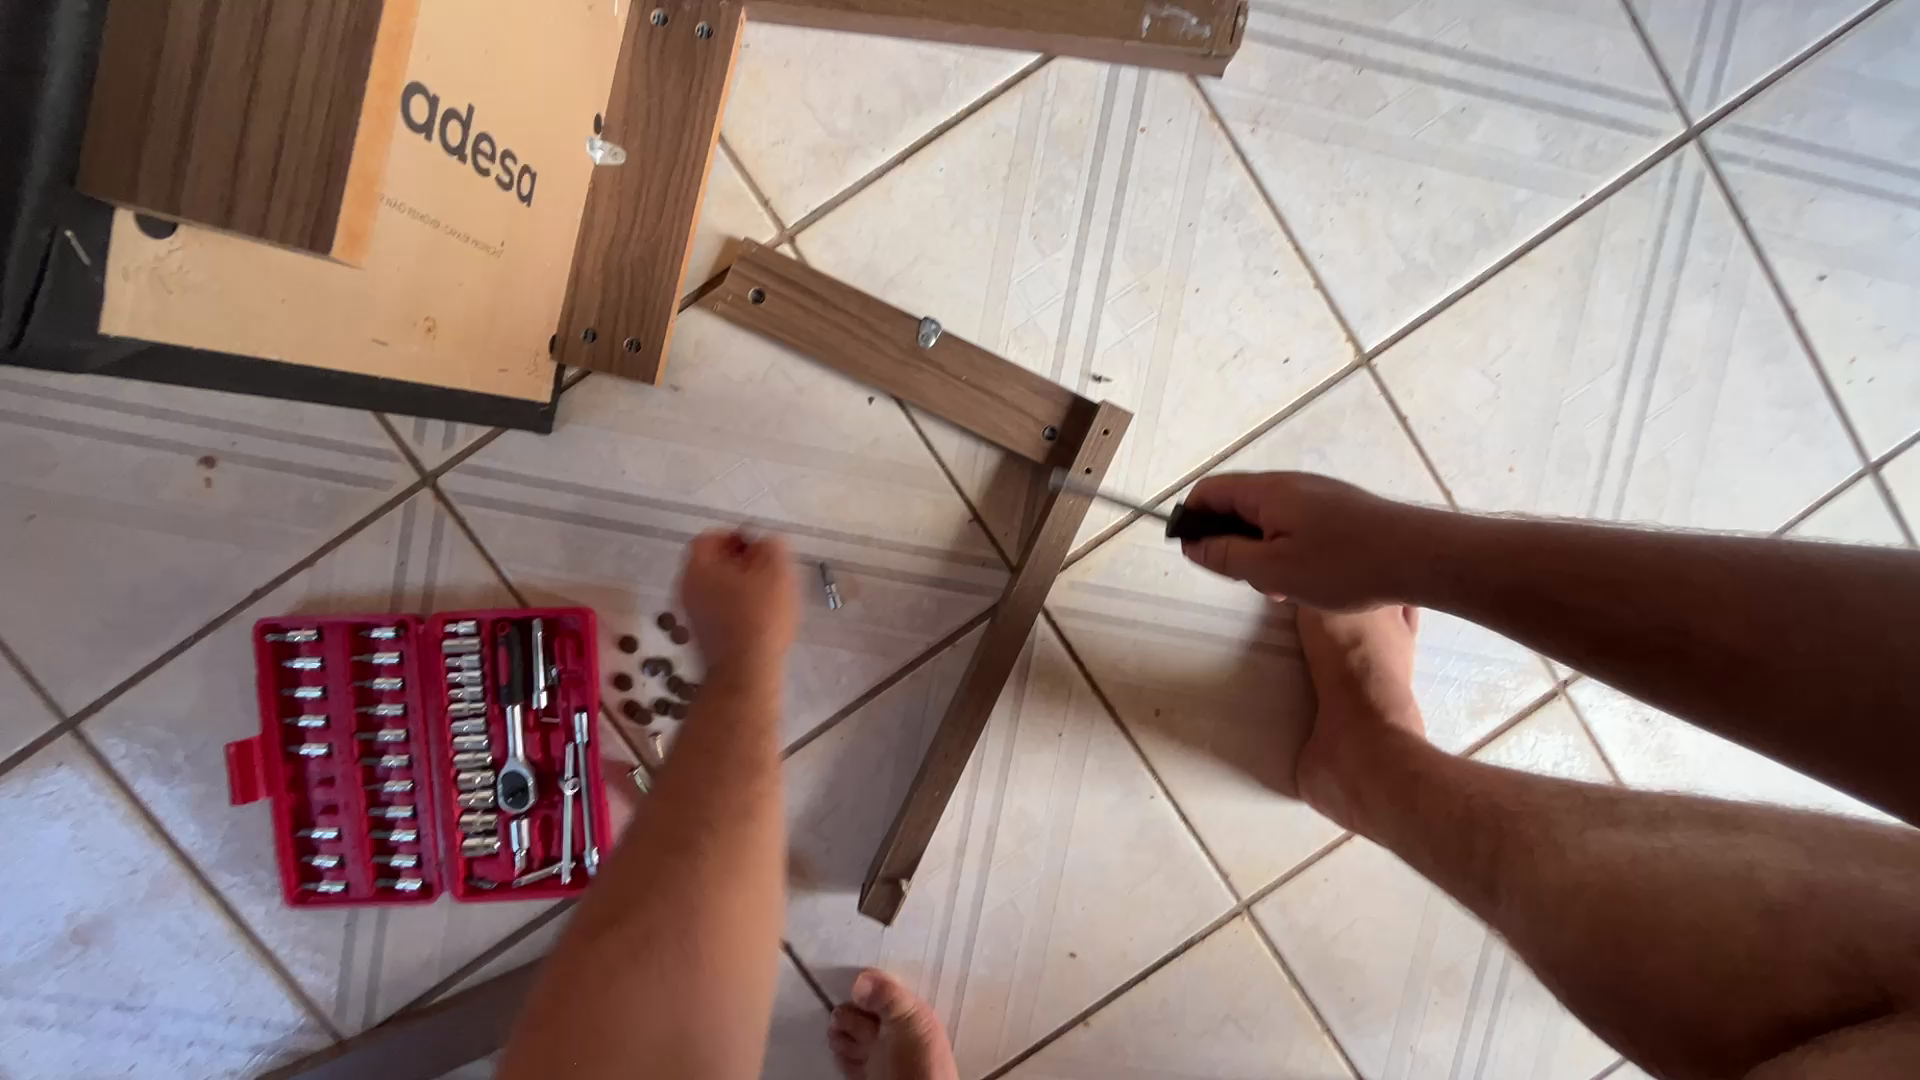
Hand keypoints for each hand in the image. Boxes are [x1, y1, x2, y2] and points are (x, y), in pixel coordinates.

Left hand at [676, 530, 798, 673]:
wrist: (745, 673)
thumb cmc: (761, 617)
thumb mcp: (777, 572)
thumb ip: (772, 546)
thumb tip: (766, 541)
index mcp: (698, 567)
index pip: (709, 538)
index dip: (735, 536)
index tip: (759, 547)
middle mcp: (686, 588)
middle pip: (709, 563)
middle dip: (737, 561)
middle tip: (765, 568)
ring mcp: (689, 614)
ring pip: (713, 587)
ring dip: (737, 584)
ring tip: (765, 592)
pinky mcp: (700, 635)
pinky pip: (715, 608)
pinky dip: (733, 605)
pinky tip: (756, 615)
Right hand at [1180, 472, 1426, 610]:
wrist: (1422, 557)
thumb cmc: (1341, 565)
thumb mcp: (1271, 569)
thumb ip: (1225, 555)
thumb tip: (1192, 544)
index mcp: (1266, 492)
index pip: (1209, 491)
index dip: (1192, 519)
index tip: (1194, 553)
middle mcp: (1290, 484)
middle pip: (1238, 504)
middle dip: (1229, 541)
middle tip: (1242, 578)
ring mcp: (1318, 495)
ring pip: (1268, 519)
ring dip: (1260, 550)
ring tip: (1277, 587)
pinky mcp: (1340, 510)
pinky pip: (1296, 524)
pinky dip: (1286, 548)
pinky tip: (1305, 580)